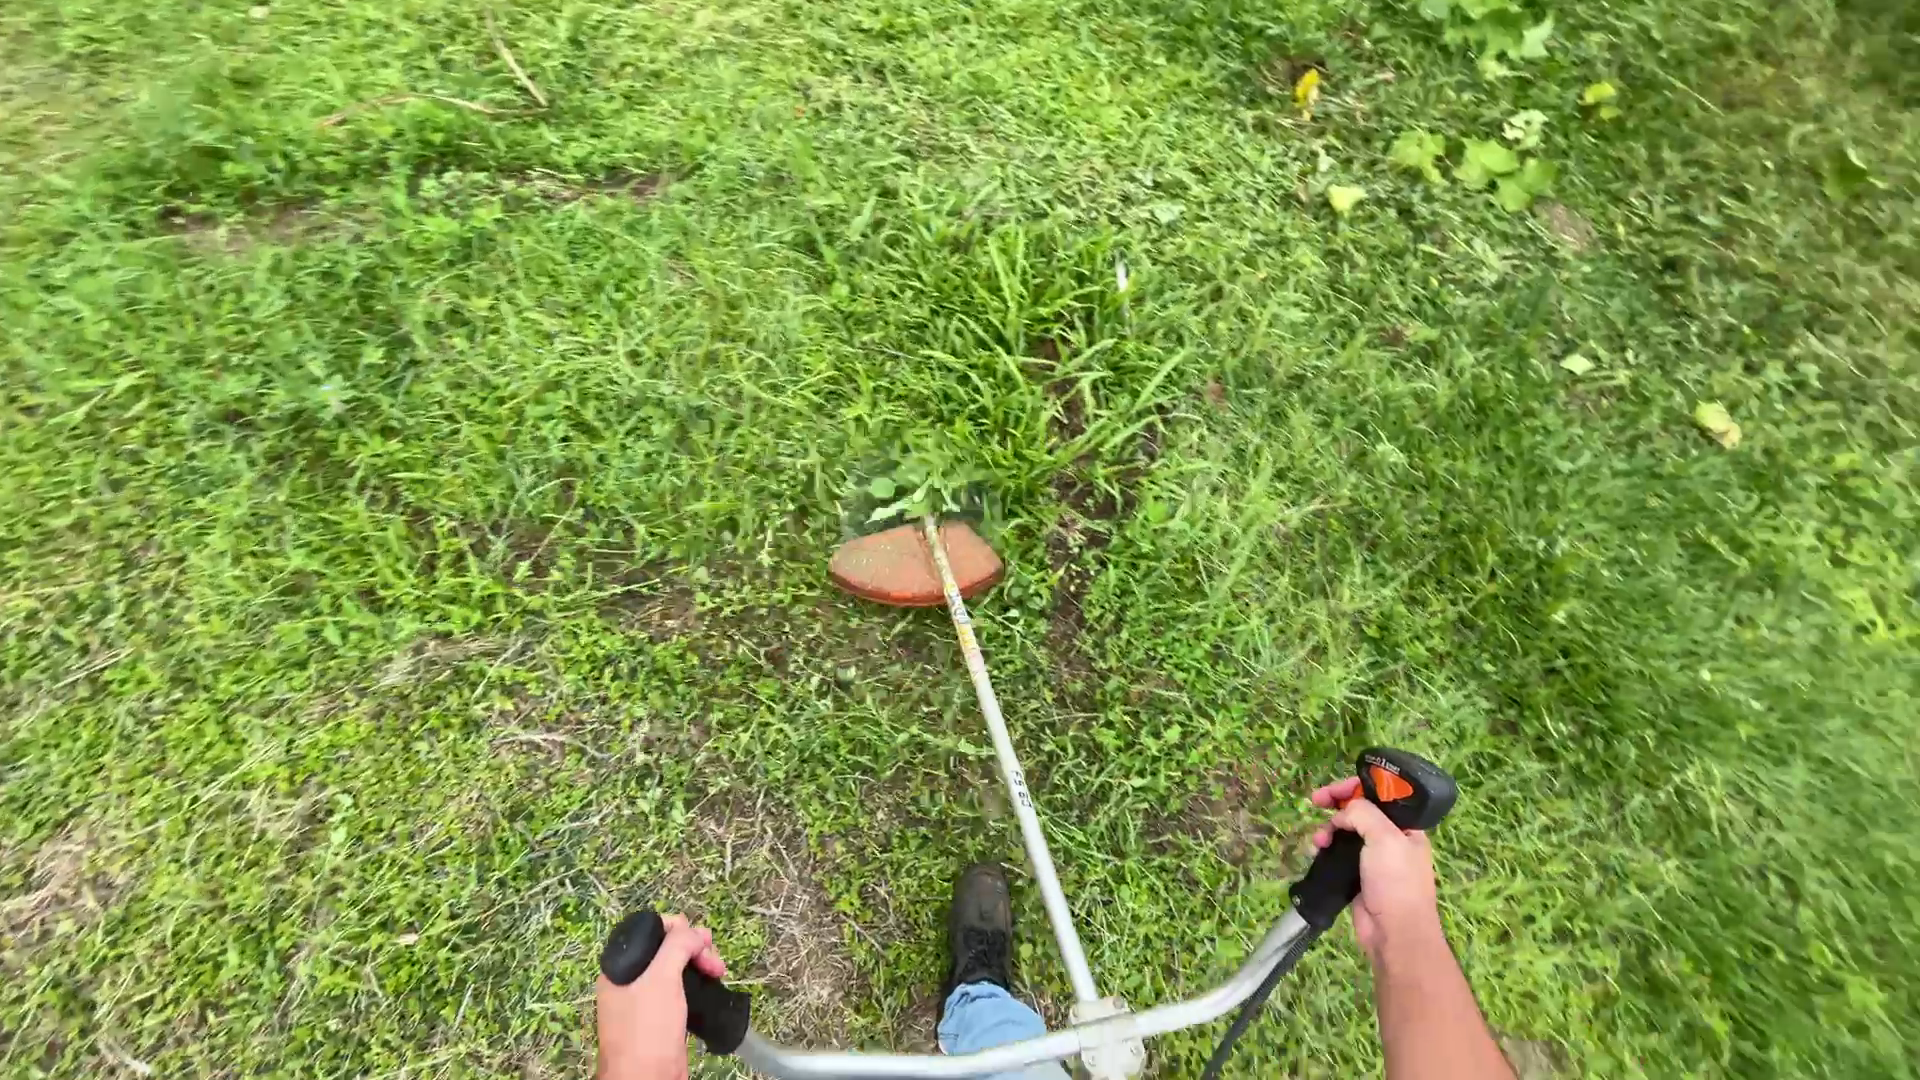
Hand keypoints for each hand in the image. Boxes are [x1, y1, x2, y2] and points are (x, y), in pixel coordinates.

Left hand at [594, 914, 727, 1079]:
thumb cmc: (649, 1027)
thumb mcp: (662, 977)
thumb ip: (678, 944)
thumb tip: (696, 934)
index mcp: (620, 966)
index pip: (652, 929)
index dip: (679, 928)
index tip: (699, 941)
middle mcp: (631, 978)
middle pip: (668, 945)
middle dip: (695, 945)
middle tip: (713, 959)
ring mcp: (646, 997)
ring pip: (678, 964)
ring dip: (701, 960)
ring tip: (718, 971)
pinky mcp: (662, 1014)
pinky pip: (682, 984)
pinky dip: (698, 978)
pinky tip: (712, 982)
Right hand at [1309, 777, 1440, 960]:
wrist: (1394, 932)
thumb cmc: (1396, 882)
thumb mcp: (1385, 837)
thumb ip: (1362, 813)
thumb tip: (1341, 815)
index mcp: (1406, 828)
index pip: (1380, 795)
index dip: (1355, 788)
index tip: (1333, 791)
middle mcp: (1391, 840)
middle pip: (1359, 810)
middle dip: (1337, 804)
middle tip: (1316, 800)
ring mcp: (1374, 858)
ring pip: (1345, 830)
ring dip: (1328, 828)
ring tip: (1319, 840)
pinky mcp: (1357, 874)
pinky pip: (1338, 850)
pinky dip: (1326, 846)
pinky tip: (1318, 850)